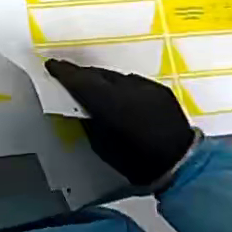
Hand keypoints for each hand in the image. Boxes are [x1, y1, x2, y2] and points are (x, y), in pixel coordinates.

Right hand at [45, 60, 197, 194]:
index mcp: (110, 105)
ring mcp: (147, 88)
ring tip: (92, 85)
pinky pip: (133, 82)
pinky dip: (122, 85)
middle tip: (68, 74)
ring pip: (116, 76)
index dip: (64, 72)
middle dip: (81, 74)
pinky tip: (119, 94)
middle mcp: (129, 90)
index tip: (51, 65)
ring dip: (102, 79)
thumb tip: (79, 107)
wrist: (181, 167)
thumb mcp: (100, 144)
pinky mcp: (160, 90)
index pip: (81, 81)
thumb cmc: (134, 162)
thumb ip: (88, 120)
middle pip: (97, 74)